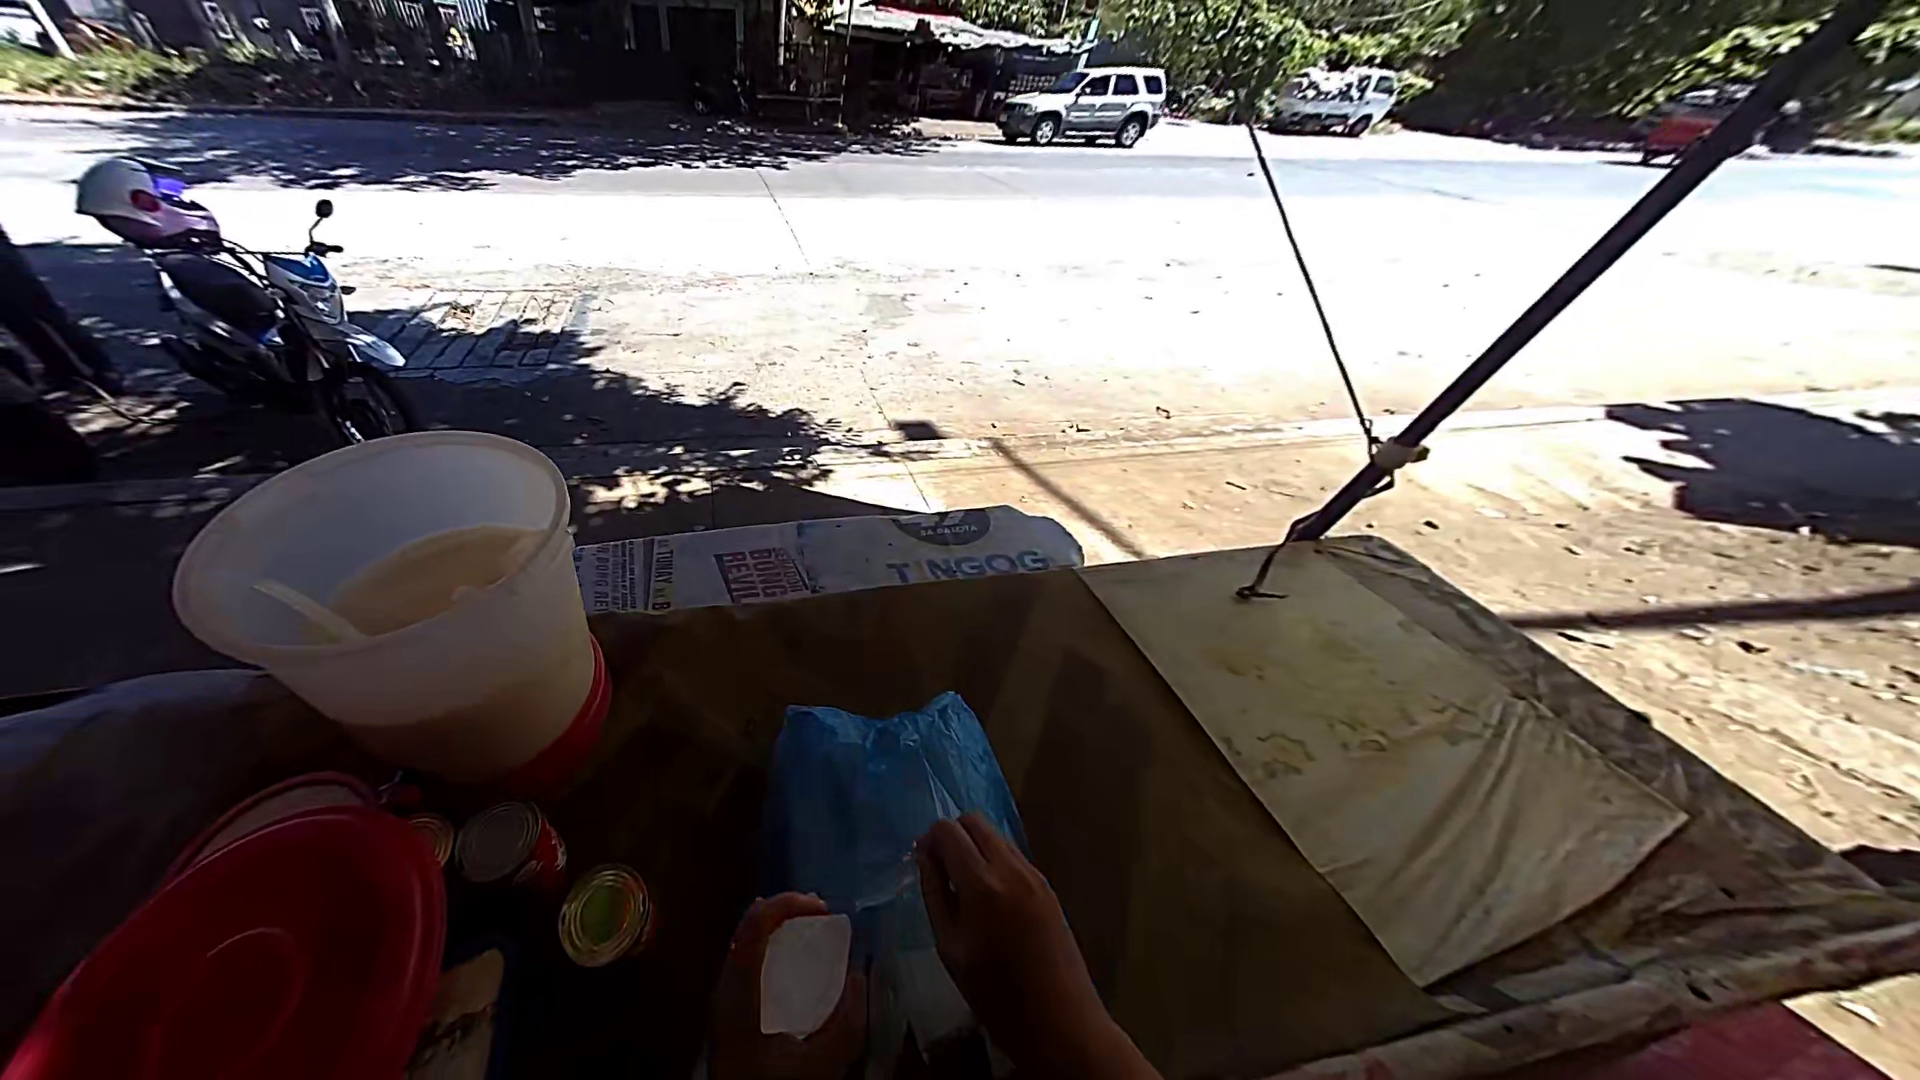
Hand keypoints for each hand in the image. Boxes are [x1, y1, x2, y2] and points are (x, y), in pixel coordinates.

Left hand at [711, 892, 866, 1079]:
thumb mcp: (820, 1069)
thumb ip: (847, 1024)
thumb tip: (859, 976)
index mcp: (739, 995)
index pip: (755, 924)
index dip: (788, 902)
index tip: (822, 908)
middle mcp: (725, 990)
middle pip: (749, 925)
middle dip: (788, 909)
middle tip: (820, 912)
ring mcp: (722, 1001)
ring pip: (745, 940)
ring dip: (779, 925)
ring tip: (810, 926)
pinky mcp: (727, 1013)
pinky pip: (746, 959)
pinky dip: (772, 945)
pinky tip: (793, 960)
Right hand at [915, 815, 1158, 1079]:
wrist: (1061, 1022)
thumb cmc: (996, 996)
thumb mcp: (950, 948)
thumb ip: (934, 893)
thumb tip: (925, 855)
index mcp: (983, 884)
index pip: (949, 830)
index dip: (930, 837)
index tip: (921, 859)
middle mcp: (1010, 867)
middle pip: (974, 820)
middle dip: (952, 834)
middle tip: (939, 866)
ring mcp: (1033, 872)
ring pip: (994, 833)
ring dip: (973, 844)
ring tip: (962, 883)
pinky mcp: (1046, 882)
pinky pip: (1011, 853)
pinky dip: (993, 858)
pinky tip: (987, 894)